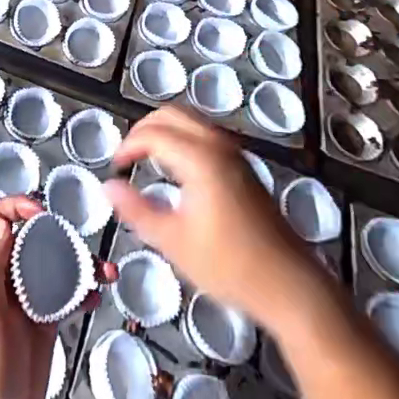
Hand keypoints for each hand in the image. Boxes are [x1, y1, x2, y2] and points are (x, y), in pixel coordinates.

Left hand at [0, 196, 113, 398]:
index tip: (43, 214)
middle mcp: (6, 278)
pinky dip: (83, 291)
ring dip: (80, 262)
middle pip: (34, 239)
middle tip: (84, 246)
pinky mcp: (45, 322)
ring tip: (106, 271)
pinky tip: (97, 296)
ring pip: (55, 265)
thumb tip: (7, 222)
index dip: (18, 207)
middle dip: (60, 234)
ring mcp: (28, 299)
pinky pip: (66, 295)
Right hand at [105, 107, 332, 334]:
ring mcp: (236, 155)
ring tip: (144, 160)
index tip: (115, 168)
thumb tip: (107, 187)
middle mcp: (219, 147)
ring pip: (191, 122)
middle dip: (143, 129)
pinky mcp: (244, 168)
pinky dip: (182, 139)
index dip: (127, 146)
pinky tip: (173, 170)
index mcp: (201, 160)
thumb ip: (137, 210)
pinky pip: (205, 136)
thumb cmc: (230, 266)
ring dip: (163, 132)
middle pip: (172, 114)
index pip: (153, 134)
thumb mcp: (174, 242)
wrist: (290, 284)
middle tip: (126, 157)